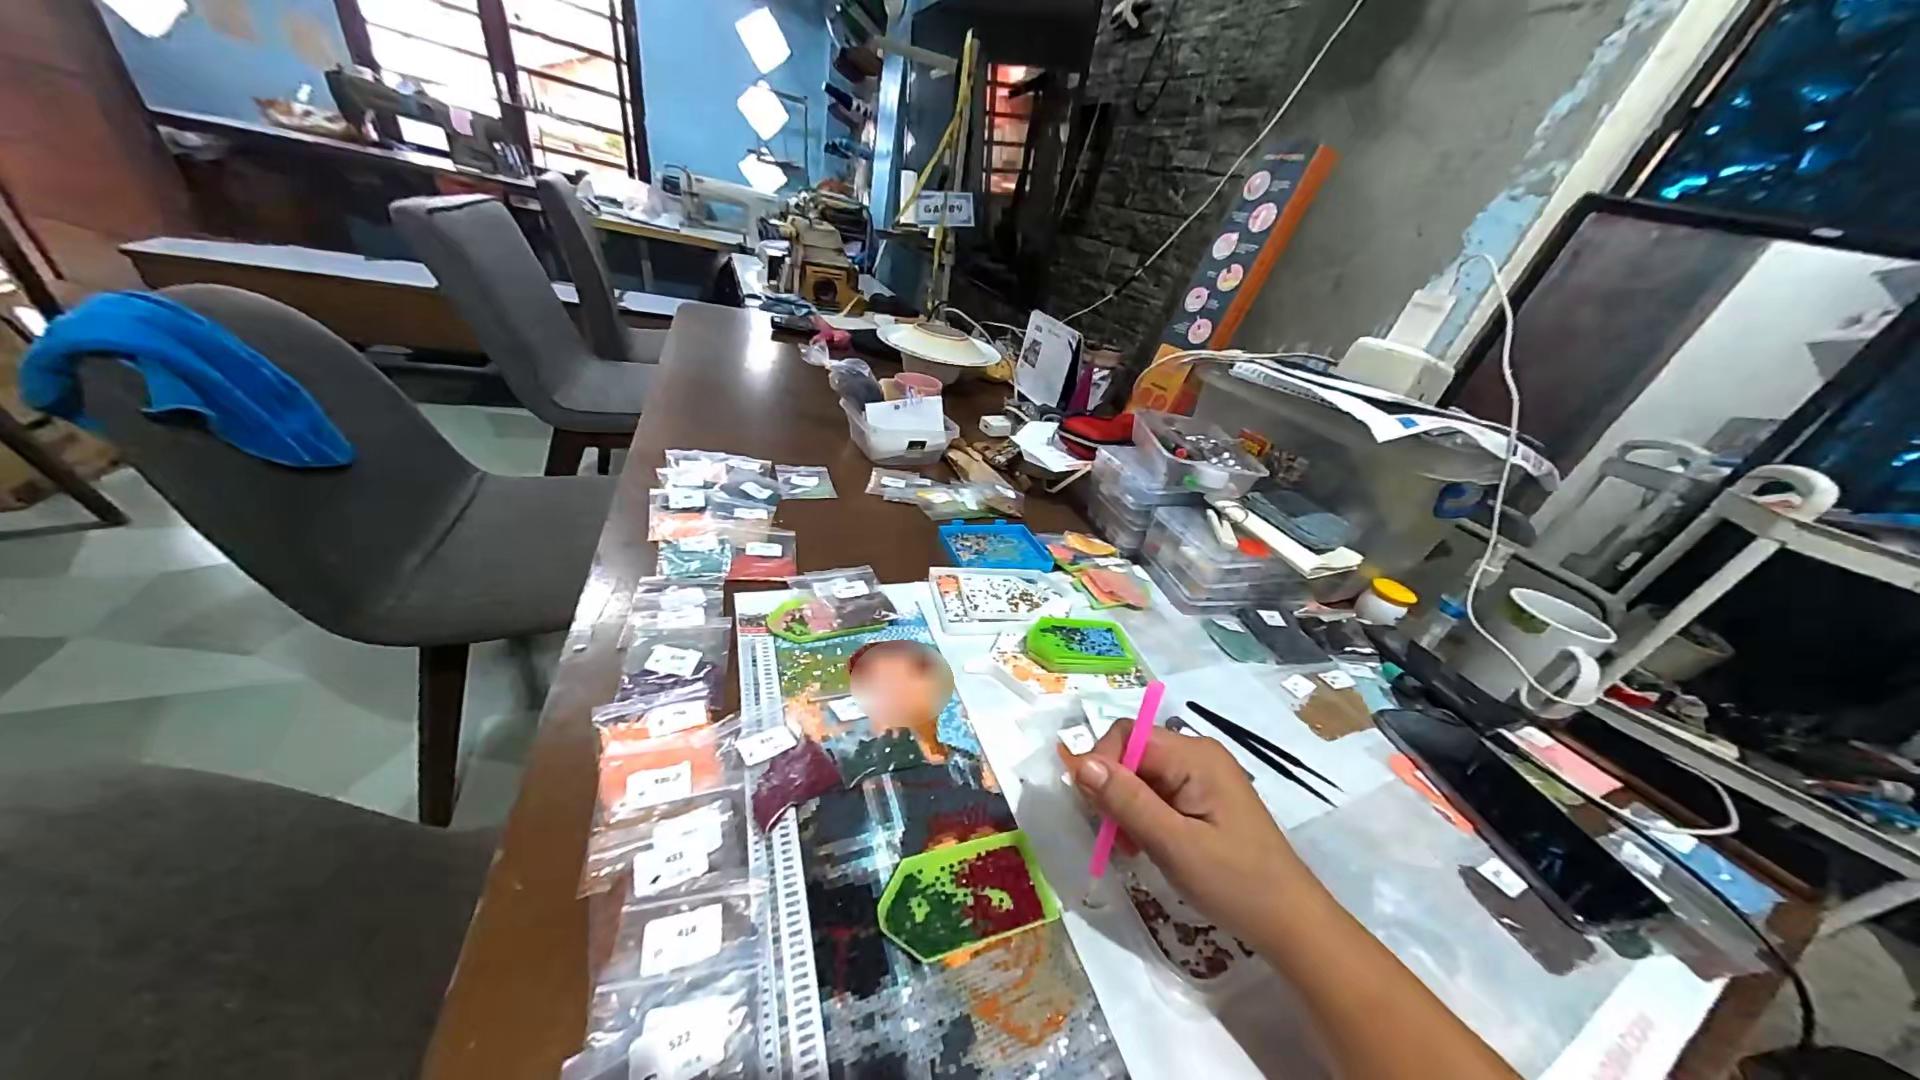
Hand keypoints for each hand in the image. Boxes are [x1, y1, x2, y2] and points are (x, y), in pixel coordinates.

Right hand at [1068, 720, 1308, 947]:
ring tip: (1130, 846)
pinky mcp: (1200, 797)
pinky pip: (1155, 792)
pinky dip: (1141, 815)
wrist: (1291, 924)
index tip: (1094, 808)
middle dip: (1112, 789)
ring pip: (1139, 774)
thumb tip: (1080, 762)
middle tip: (1113, 835)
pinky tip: (1144, 845)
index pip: (1127, 735)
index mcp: (1194, 755)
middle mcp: (1196, 754)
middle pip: (1132, 752)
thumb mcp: (1173, 844)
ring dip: (1124, 806)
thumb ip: (1127, 800)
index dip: (1102, 763)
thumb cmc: (1236, 883)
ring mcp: (1200, 775)